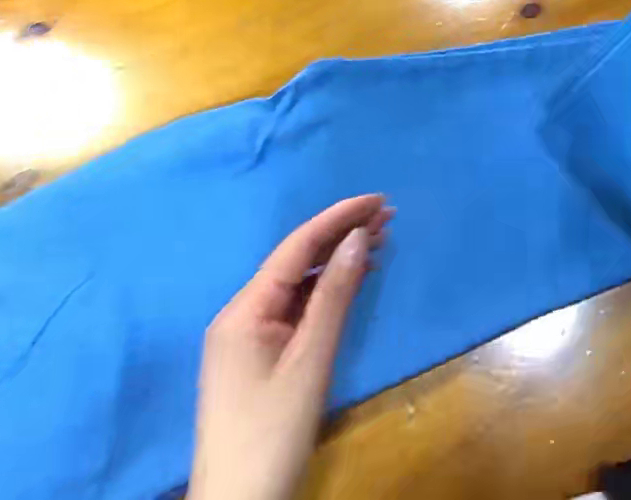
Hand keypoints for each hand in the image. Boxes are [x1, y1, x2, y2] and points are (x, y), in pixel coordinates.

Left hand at [188, 195, 392, 499]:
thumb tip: (359, 236)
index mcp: (245, 309)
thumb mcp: (311, 359)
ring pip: (297, 281)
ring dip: (336, 259)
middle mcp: (242, 313)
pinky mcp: (259, 354)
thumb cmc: (274, 431)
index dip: (338, 217)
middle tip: (388, 216)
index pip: (297, 246)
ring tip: (380, 238)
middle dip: (341, 233)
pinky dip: (326, 288)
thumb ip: (334, 294)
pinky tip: (352, 279)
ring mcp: (248, 335)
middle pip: (296, 259)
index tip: (378, 199)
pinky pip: (295, 305)